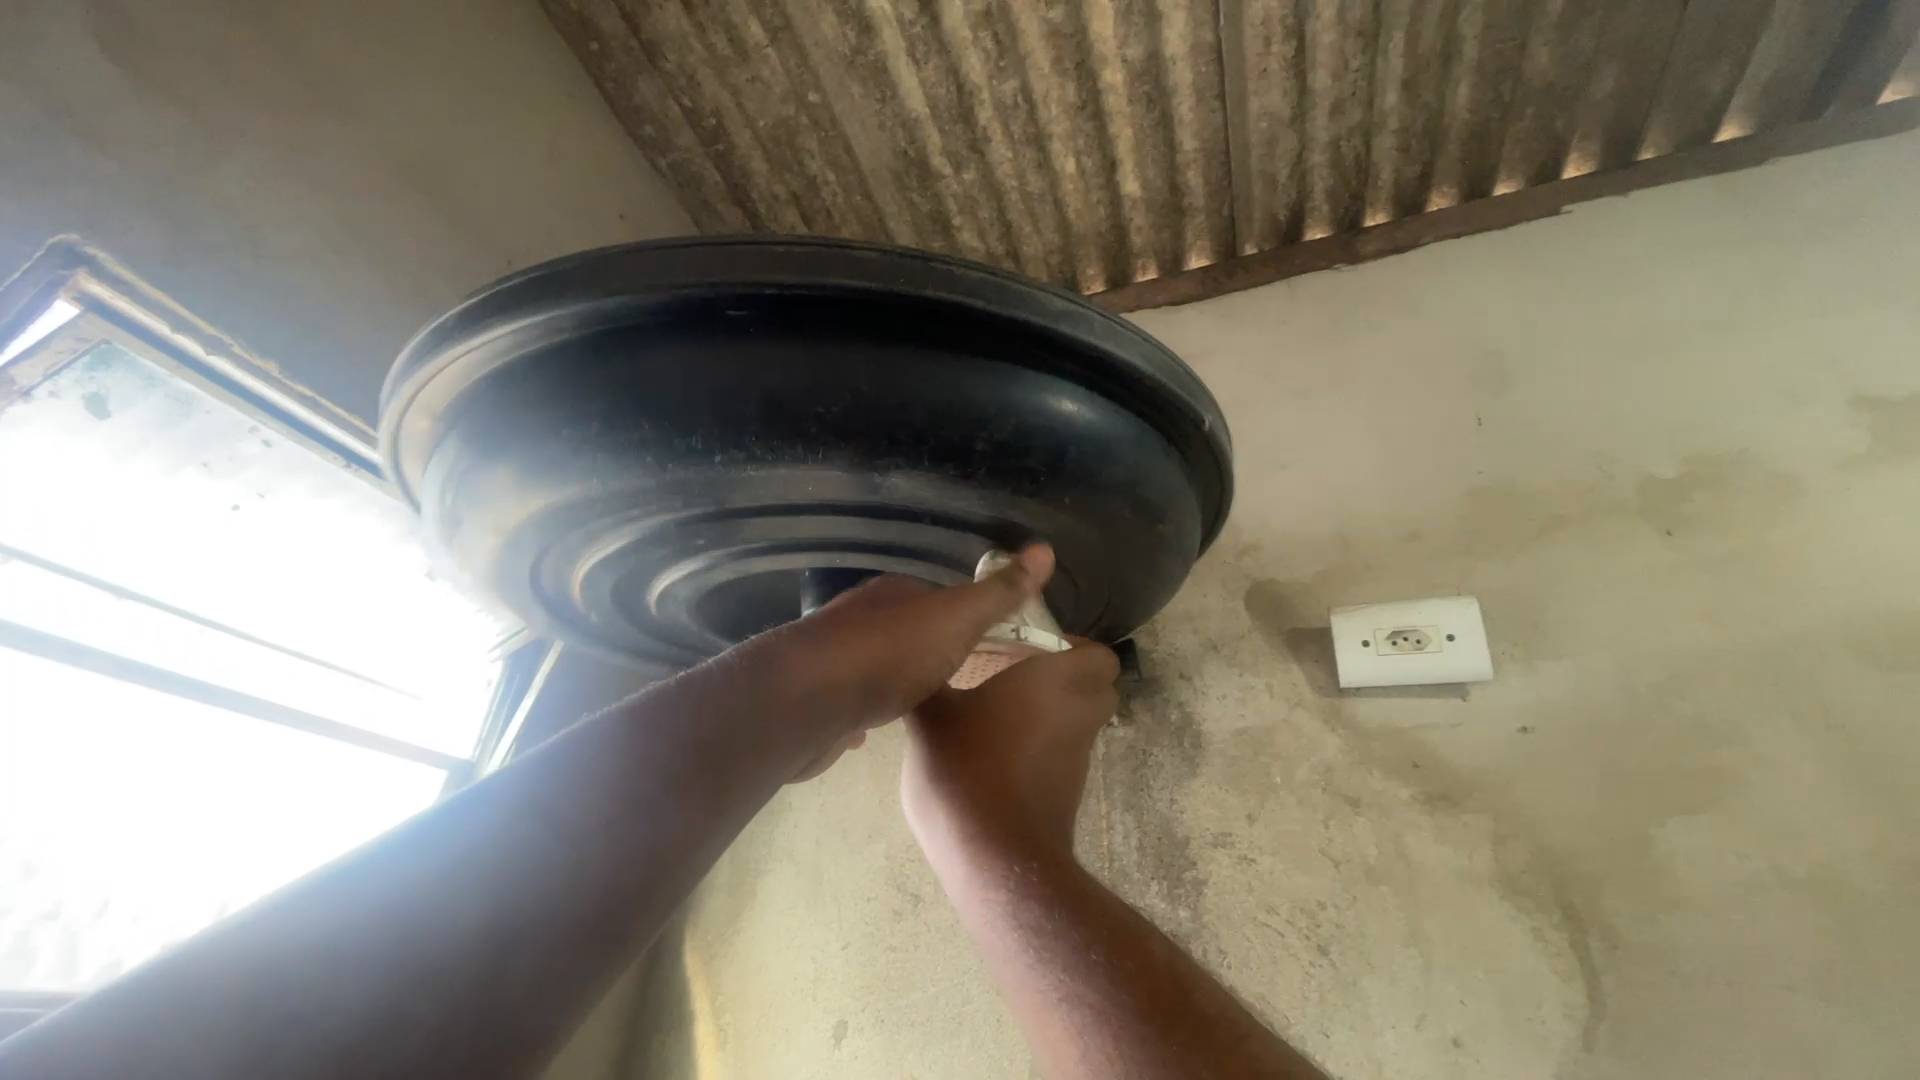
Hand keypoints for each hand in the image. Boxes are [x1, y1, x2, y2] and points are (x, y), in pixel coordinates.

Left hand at [751, 544, 1056, 781]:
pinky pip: (852, 703)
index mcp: (894, 594)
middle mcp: (861, 618)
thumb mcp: (957, 619)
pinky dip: (865, 713)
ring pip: (878, 666)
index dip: (969, 618)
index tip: (996, 648)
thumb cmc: (890, 654)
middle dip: (933, 653)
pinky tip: (876, 733)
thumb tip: (1045, 548)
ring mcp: (836, 659)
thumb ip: (998, 593)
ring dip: (898, 681)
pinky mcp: (820, 700)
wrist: (807, 701)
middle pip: (908, 632)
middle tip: (968, 684)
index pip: (940, 598)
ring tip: (929, 707)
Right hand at [901, 639, 1120, 870]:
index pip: (1100, 655)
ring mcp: (1077, 760)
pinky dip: (1041, 751)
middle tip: (1022, 676)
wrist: (993, 858)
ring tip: (1000, 715)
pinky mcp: (1067, 796)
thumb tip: (915, 666)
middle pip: (1098, 690)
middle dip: (1070, 680)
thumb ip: (927, 686)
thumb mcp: (930, 719)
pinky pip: (1061, 758)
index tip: (1035, 648)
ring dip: (1052, 716)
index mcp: (1055, 681)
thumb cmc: (965, 767)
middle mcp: (1077, 716)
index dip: (1076, 648)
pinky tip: (996, 756)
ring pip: (1080, 725)